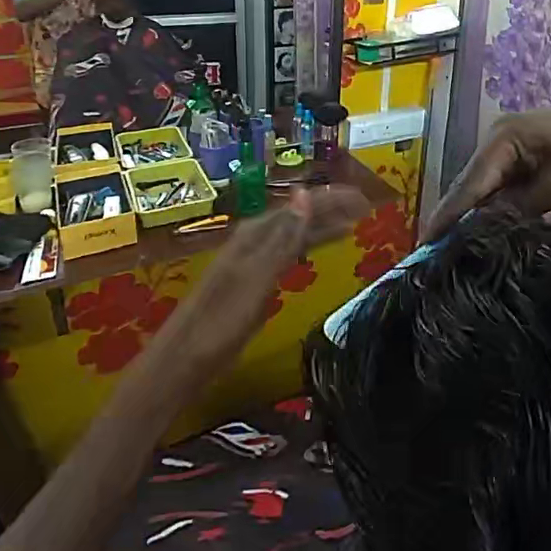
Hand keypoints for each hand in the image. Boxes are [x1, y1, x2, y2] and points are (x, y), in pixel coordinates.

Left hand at [153, 187, 369, 377]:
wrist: (185, 359)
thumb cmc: (222, 320)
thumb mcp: (258, 276)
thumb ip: (284, 236)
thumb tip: (305, 192)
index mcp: (255, 234)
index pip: (301, 206)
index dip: (333, 200)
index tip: (366, 199)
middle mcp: (253, 241)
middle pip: (297, 217)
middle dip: (330, 210)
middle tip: (366, 208)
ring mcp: (251, 262)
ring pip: (293, 235)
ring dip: (321, 227)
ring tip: (352, 225)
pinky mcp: (252, 283)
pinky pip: (286, 255)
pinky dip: (306, 248)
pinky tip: (314, 251)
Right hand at [426, 96, 550, 239]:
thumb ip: (515, 208)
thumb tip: (480, 228)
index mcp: (502, 138)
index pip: (466, 186)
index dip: (445, 218)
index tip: (423, 245)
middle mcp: (500, 135)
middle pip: (471, 183)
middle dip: (455, 217)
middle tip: (435, 251)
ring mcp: (517, 141)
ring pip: (488, 183)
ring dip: (476, 212)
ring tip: (454, 244)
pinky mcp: (534, 150)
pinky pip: (506, 180)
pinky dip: (497, 202)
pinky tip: (488, 224)